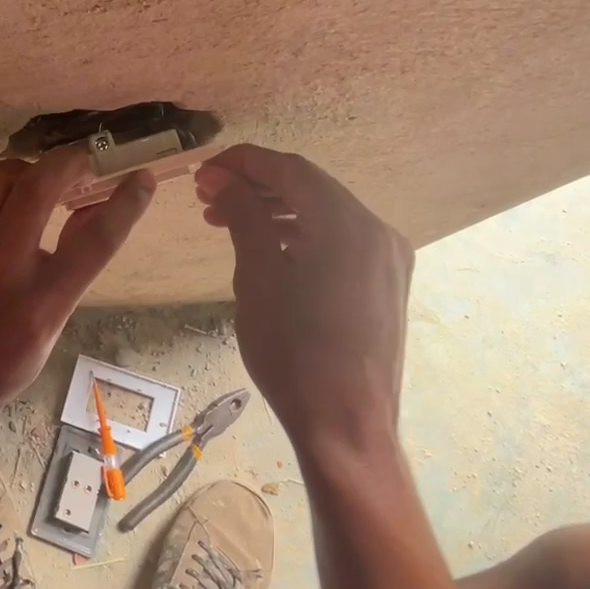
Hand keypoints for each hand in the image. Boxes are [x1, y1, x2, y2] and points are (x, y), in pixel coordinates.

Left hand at [0, 151, 156, 430]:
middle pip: (36, 192)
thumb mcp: (54, 323)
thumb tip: (98, 206)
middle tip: (81, 161)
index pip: (94, 243)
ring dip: (23, 168)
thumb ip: (75, 264)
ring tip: (34, 179)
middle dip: (67, 163)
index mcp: (40, 306)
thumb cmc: (6, 362)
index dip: (126, 205)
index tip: (142, 177)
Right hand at [194, 145, 413, 446]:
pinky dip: (299, 232)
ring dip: (274, 208)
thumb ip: (244, 216)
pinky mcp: (385, 282)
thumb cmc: (293, 352)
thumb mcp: (257, 278)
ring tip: (226, 221)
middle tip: (208, 197)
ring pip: (323, 211)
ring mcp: (387, 257)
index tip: (203, 172)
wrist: (345, 426)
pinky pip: (338, 238)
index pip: (290, 169)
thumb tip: (221, 179)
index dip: (242, 163)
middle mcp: (377, 231)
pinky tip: (266, 245)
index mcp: (348, 225)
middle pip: (309, 186)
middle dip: (256, 184)